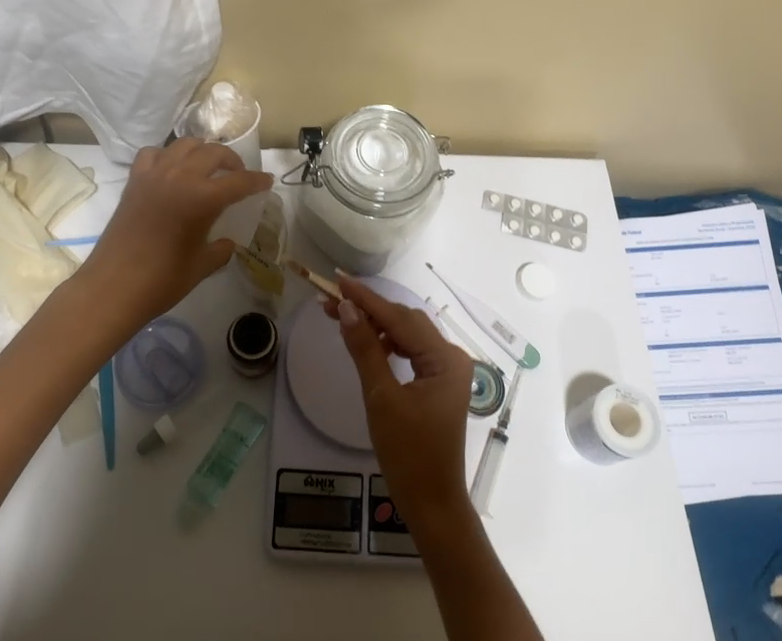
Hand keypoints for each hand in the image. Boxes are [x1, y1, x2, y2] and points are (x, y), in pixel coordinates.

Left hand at [77, 138, 271, 330]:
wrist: (113, 288)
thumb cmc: (162, 281)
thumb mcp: (201, 266)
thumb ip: (219, 250)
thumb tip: (226, 243)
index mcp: (202, 197)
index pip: (239, 181)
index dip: (257, 181)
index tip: (266, 182)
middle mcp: (180, 176)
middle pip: (213, 153)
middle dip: (231, 161)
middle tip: (238, 175)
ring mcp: (154, 175)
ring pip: (184, 145)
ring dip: (201, 151)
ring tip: (207, 167)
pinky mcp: (134, 182)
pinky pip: (152, 154)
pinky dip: (166, 156)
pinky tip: (170, 170)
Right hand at [328, 275, 473, 521]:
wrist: (432, 501)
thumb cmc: (408, 453)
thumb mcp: (381, 398)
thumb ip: (365, 349)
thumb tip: (345, 310)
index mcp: (445, 359)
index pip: (399, 318)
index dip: (365, 298)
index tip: (338, 279)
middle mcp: (452, 358)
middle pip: (405, 322)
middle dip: (369, 310)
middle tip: (330, 302)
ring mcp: (447, 372)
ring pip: (408, 335)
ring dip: (377, 326)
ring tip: (342, 320)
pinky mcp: (439, 385)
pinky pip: (411, 352)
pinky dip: (388, 345)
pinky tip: (367, 344)